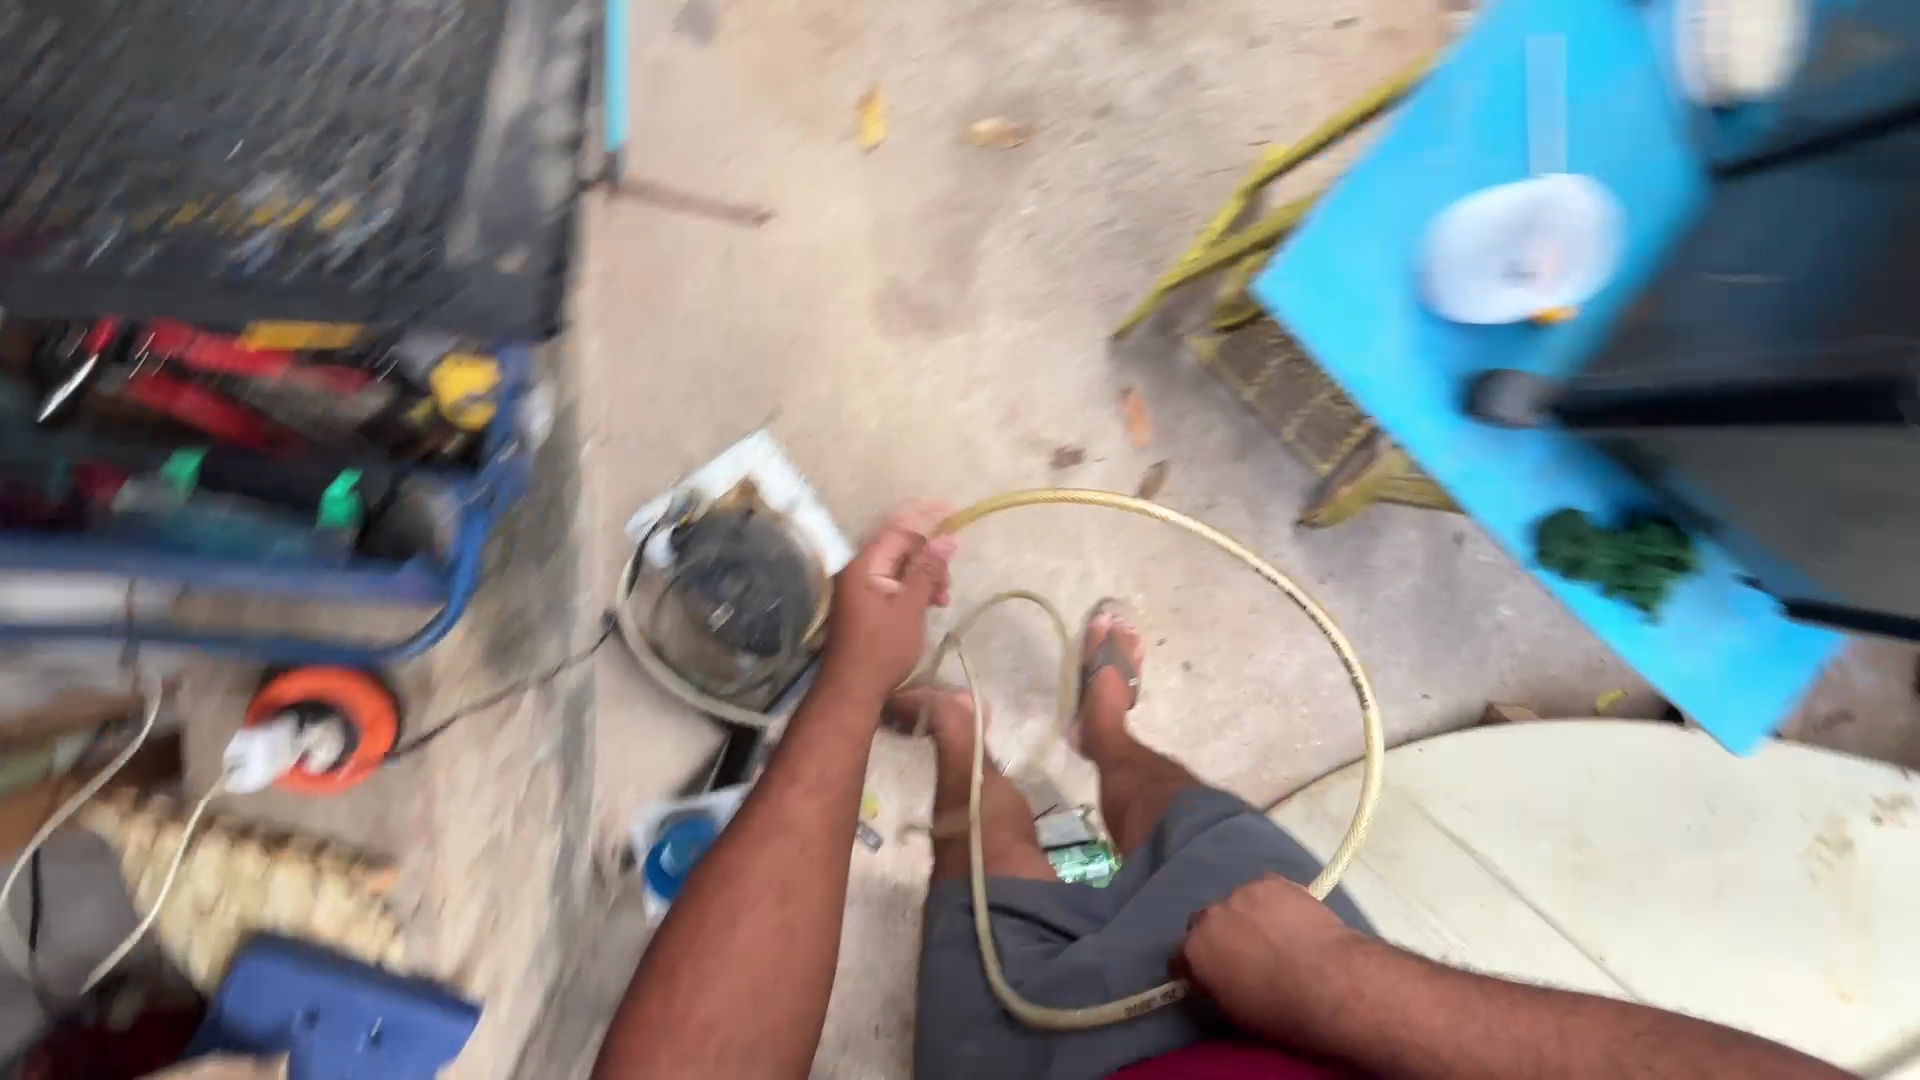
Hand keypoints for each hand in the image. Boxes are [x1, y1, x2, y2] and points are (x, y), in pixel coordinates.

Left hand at [820, 500, 956, 700]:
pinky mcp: (869, 604)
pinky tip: (932, 603)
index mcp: (865, 565)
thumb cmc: (882, 648)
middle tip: (947, 580)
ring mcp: (863, 587)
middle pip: (900, 546)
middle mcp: (860, 570)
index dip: (924, 516)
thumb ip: (927, 570)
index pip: (897, 528)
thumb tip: (947, 538)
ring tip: (942, 598)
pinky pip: (896, 583)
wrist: (853, 689)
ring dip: (926, 575)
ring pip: (901, 566)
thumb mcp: (910, 607)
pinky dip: (916, 588)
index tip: (952, 510)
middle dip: (929, 555)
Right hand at [1176, 875, 1365, 1041]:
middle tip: (1246, 954)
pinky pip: (1265, 891)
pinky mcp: (1270, 881)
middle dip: (1219, 935)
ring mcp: (1240, 893)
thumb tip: (1217, 977)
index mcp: (1195, 949)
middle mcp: (1209, 915)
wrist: (1330, 982)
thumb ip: (1215, 986)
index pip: (1180, 957)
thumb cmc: (1282, 1010)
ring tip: (1277, 935)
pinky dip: (1274, 903)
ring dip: (1247, 916)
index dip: (1195, 968)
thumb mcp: (1237, 1013)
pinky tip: (1294, 920)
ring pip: (1237, 903)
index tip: (1211, 975)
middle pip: (1205, 922)